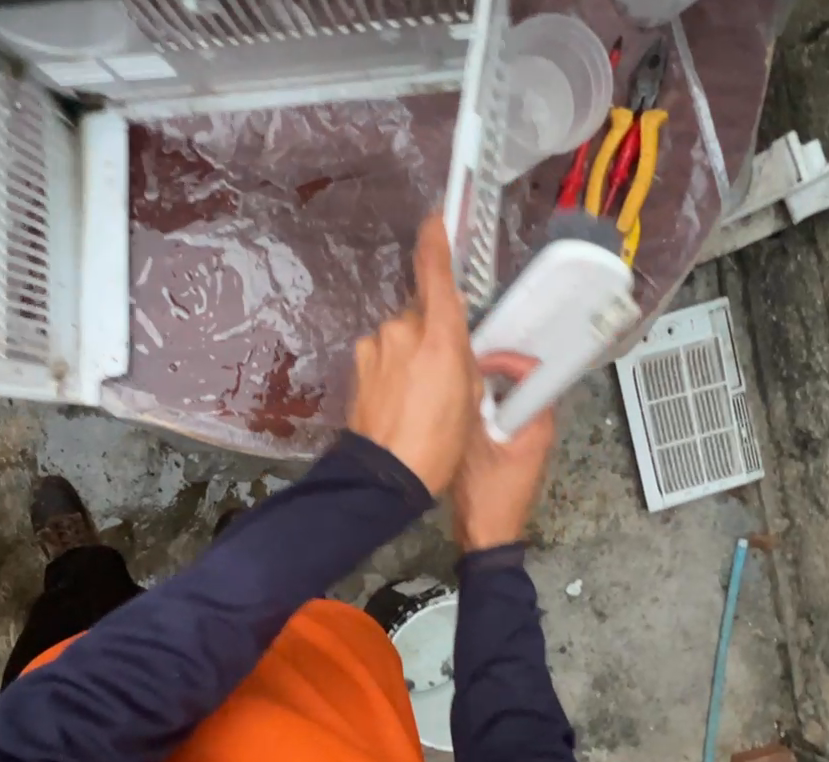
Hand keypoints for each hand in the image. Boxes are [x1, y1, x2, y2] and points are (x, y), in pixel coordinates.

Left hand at [347, 217, 478, 494]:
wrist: (387, 474)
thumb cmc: (440, 442)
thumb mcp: (470, 398)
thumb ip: (463, 357)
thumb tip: (454, 341)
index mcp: (439, 335)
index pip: (435, 273)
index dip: (436, 242)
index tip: (436, 220)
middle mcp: (402, 331)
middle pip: (420, 313)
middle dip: (431, 331)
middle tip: (443, 370)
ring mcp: (375, 347)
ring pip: (399, 336)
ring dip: (410, 353)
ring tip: (419, 394)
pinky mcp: (358, 366)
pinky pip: (382, 355)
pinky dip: (392, 368)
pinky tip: (399, 399)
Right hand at [452, 353, 557, 550]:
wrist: (487, 538)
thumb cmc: (484, 497)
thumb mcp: (471, 448)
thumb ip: (471, 412)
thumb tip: (463, 378)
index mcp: (537, 425)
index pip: (533, 373)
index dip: (507, 359)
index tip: (480, 359)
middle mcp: (538, 429)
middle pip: (521, 384)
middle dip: (494, 371)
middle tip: (465, 365)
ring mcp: (526, 441)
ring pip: (508, 402)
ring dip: (487, 392)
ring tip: (461, 381)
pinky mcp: (513, 451)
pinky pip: (501, 418)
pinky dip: (485, 410)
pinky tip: (462, 409)